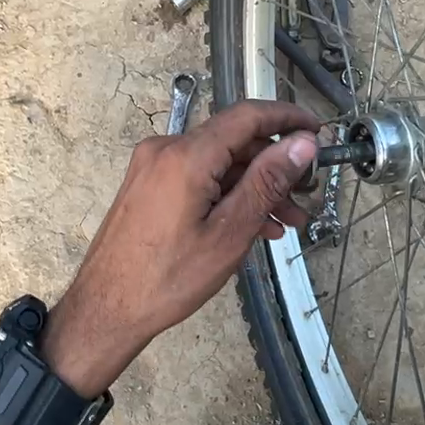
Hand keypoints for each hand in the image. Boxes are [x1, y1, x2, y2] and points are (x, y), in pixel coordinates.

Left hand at [42, 99, 321, 395]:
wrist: (105, 309)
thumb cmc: (167, 279)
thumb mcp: (229, 232)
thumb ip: (267, 181)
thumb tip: (302, 144)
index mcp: (186, 156)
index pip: (247, 116)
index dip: (287, 118)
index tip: (318, 130)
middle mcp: (165, 150)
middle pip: (233, 142)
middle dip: (274, 168)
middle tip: (306, 198)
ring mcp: (152, 167)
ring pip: (217, 163)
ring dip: (252, 187)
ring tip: (285, 223)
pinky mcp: (146, 185)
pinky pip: (196, 177)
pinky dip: (225, 195)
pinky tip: (251, 225)